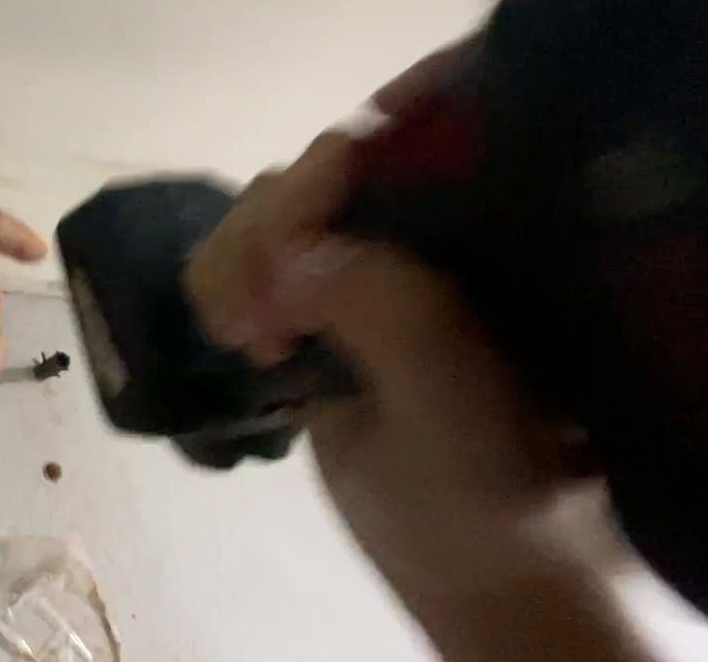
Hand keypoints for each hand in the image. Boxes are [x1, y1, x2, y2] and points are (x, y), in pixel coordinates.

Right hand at [182, 39, 588, 596]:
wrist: (453, 561)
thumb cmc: (482, 502)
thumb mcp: (458, 424)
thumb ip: (397, 323)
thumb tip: (298, 249)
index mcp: (496, 244)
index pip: (410, 146)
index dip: (336, 166)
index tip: (292, 244)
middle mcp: (427, 233)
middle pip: (314, 172)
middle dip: (265, 240)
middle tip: (261, 323)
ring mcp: (359, 258)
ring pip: (263, 206)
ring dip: (229, 265)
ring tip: (244, 338)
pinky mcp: (304, 288)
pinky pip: (232, 248)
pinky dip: (211, 282)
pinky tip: (234, 335)